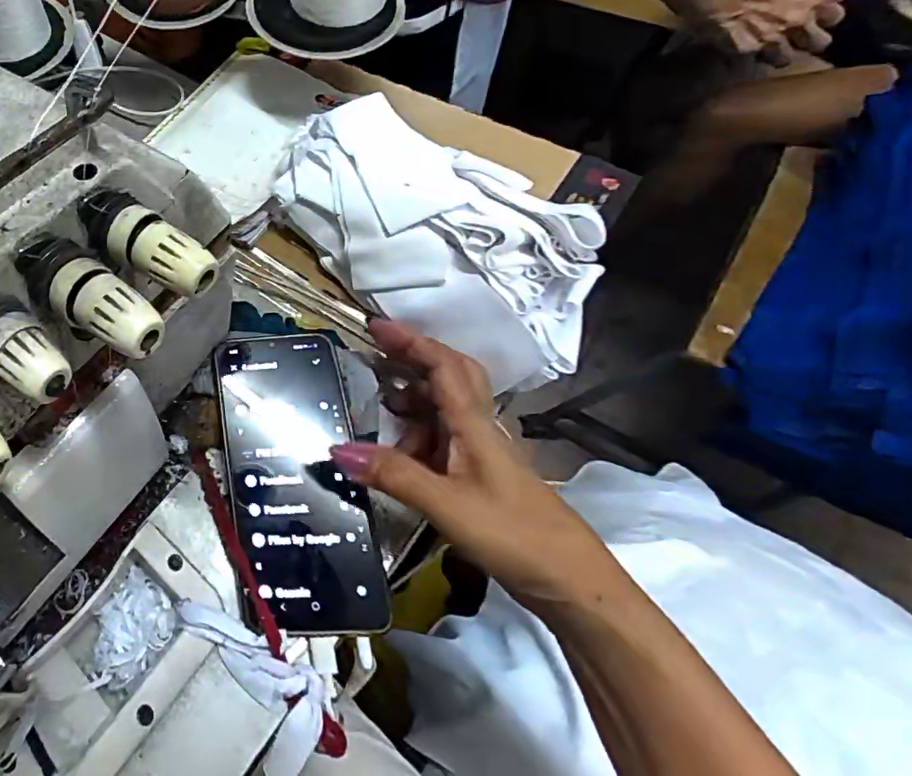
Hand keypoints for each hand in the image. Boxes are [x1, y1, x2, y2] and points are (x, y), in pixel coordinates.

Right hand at [330, 319, 624, 608]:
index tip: (375, 325)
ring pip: (444, 409)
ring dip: (412, 402)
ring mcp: (483, 453)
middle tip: (373, 355)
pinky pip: (443, 439)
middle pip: (448, 377)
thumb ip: (393, 475)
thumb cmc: (516, 536)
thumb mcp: (448, 505)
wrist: (575, 585)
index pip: (443, 365)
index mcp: (475, 425)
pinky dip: (417, 436)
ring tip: (378, 412)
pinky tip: (398, 456)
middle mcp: (480, 429)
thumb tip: (336, 450)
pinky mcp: (481, 476)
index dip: (410, 341)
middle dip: (412, 359)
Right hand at [692, 0, 844, 66]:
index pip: (836, 17)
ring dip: (779, 55)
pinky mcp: (749, 51)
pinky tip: (743, 49)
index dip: (824, 19)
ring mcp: (775, 39)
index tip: (814, 19)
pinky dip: (751, 55)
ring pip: (787, 59)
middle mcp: (800, 21)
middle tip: (794, 39)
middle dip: (808, 41)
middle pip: (820, 43)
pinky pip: (754, 59)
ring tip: (766, 51)